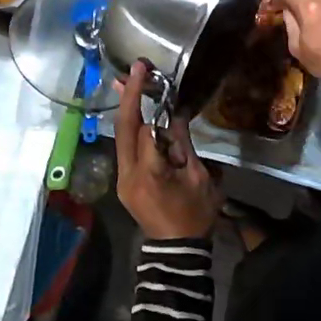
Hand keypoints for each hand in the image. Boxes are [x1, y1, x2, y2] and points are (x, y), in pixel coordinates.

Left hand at [114, 60, 221, 239]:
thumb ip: (185, 145)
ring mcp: (122, 179)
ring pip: (121, 137)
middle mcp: (127, 174)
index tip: (155, 81)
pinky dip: (133, 129)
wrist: (177, 252)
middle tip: (135, 69)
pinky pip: (127, 149)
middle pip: (123, 128)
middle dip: (129, 96)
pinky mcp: (124, 182)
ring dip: (129, 110)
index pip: (147, 132)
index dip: (153, 107)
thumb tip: (176, 116)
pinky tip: (138, 112)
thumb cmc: (194, 216)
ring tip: (131, 81)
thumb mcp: (199, 179)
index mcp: (148, 174)